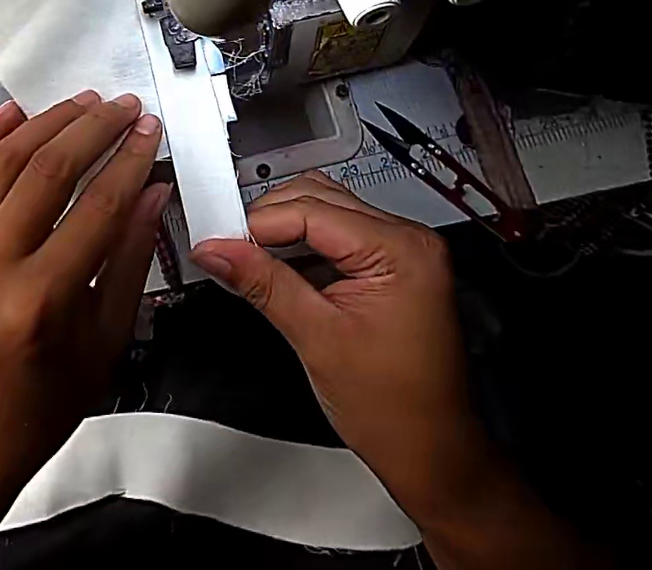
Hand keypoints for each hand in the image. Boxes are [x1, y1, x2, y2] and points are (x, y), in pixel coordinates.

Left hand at [0, 91, 170, 569]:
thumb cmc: (35, 409)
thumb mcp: (102, 343)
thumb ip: (128, 260)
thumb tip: (152, 195)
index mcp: (39, 302)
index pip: (98, 206)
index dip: (131, 161)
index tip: (150, 133)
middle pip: (49, 170)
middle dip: (95, 128)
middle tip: (124, 108)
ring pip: (3, 160)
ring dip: (47, 121)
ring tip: (83, 102)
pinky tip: (13, 112)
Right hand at [191, 173, 597, 568]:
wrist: (432, 454)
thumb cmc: (396, 410)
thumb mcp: (317, 339)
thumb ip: (264, 284)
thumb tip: (219, 251)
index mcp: (400, 250)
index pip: (311, 210)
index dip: (259, 224)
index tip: (219, 239)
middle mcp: (405, 238)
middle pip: (317, 198)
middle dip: (267, 221)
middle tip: (228, 248)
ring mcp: (398, 249)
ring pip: (323, 210)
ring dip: (281, 231)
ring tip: (247, 259)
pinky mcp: (386, 263)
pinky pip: (334, 235)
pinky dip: (299, 246)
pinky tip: (275, 269)